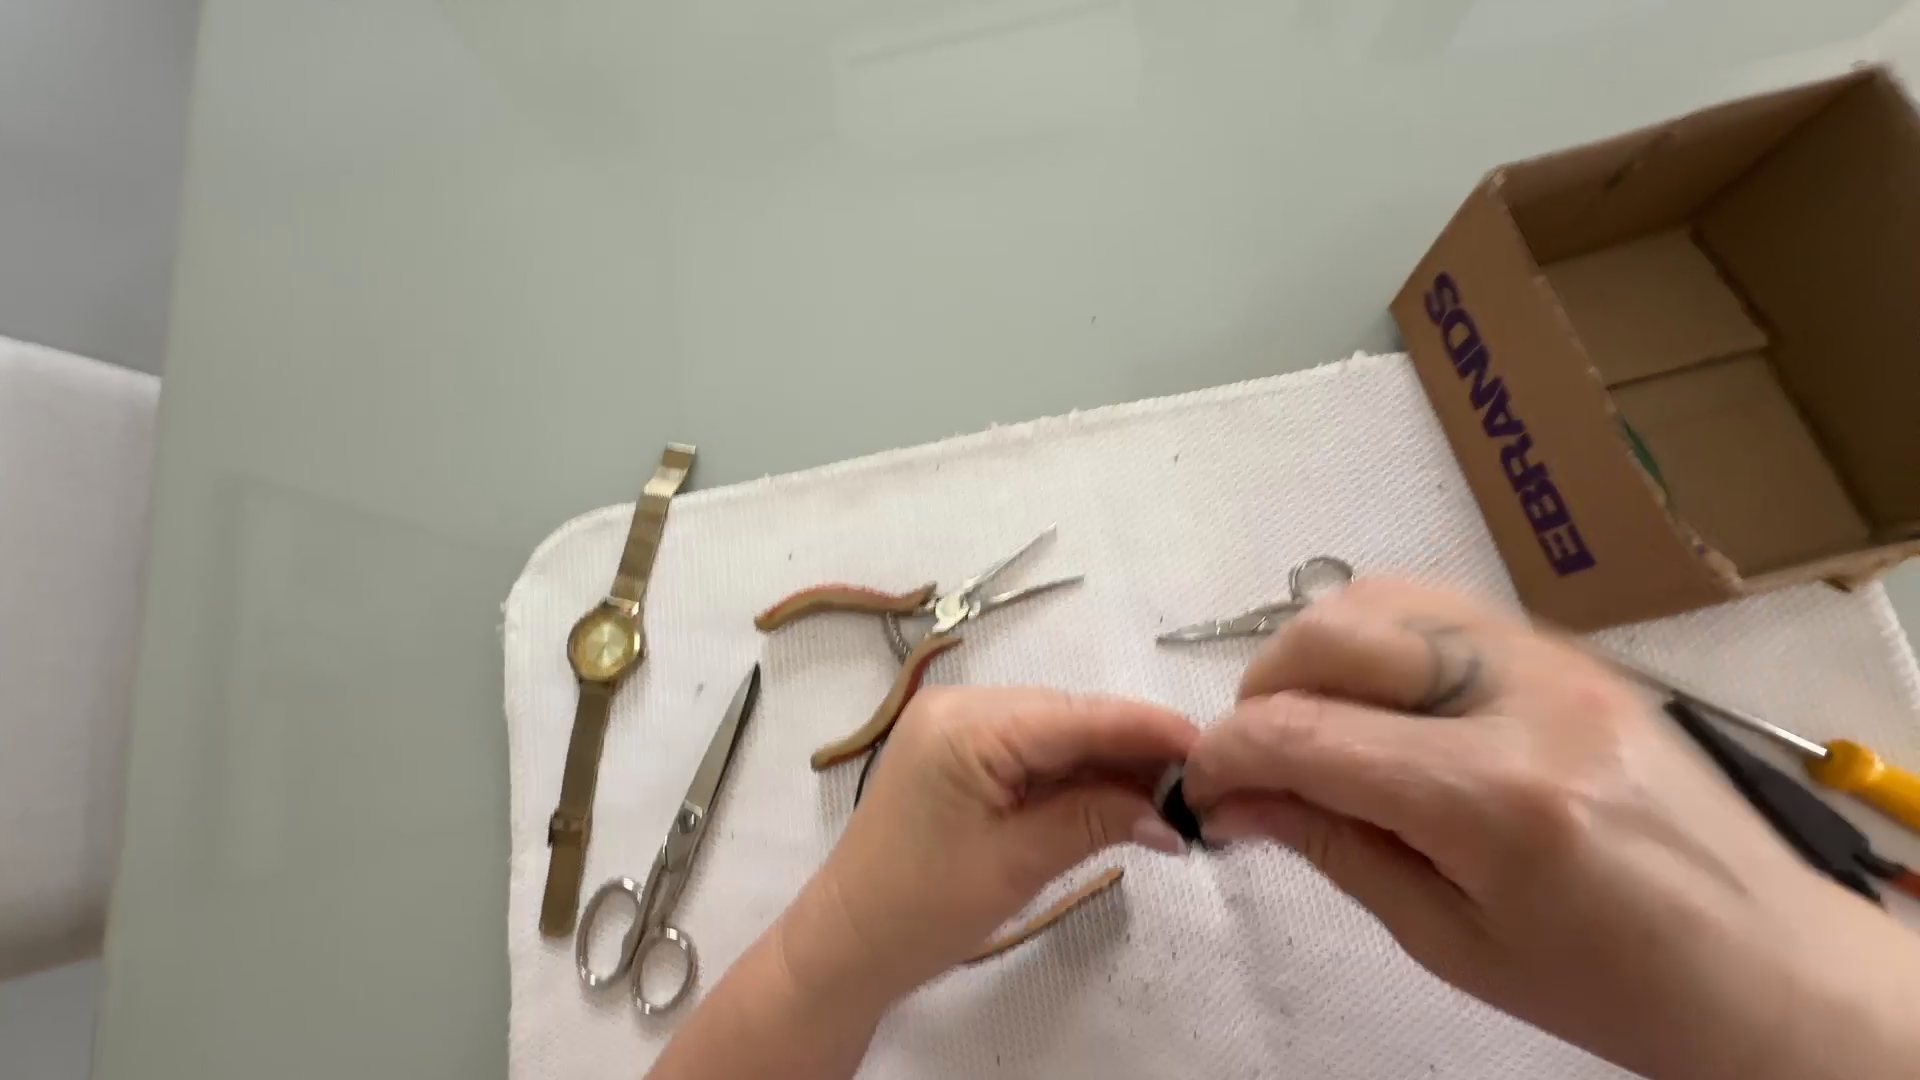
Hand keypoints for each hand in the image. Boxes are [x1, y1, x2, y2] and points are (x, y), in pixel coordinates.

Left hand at [778, 686, 1196, 1001]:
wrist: (850, 937)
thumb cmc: (925, 907)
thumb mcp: (1019, 862)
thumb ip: (1096, 819)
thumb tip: (1169, 813)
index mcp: (965, 724)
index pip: (1074, 715)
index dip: (1143, 727)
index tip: (1206, 744)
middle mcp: (958, 704)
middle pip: (1064, 716)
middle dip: (1127, 746)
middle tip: (1191, 783)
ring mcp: (952, 721)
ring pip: (1049, 728)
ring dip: (1101, 759)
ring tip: (1160, 793)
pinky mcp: (953, 745)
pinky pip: (1024, 744)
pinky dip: (1066, 768)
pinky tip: (1108, 790)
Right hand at [1182, 579, 1919, 1079]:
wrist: (1783, 972)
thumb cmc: (1614, 989)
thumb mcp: (1447, 941)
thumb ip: (1327, 846)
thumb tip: (1231, 800)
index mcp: (1501, 800)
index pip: (1306, 736)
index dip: (1225, 755)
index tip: (1202, 788)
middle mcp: (1524, 698)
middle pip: (1328, 639)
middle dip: (1256, 694)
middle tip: (1254, 755)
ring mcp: (1548, 655)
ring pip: (1370, 599)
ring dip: (1305, 654)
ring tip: (1306, 718)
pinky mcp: (1559, 643)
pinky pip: (1424, 600)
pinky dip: (1362, 634)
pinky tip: (1363, 691)